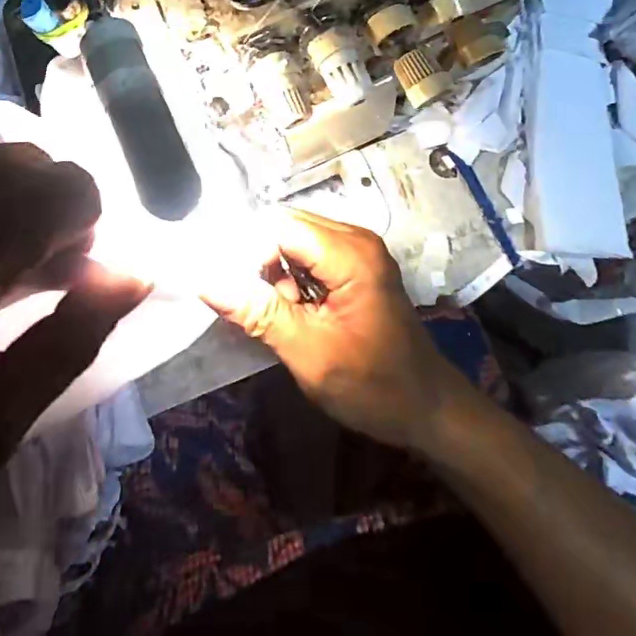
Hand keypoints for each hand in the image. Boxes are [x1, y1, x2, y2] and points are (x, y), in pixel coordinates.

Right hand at [196, 209, 475, 451]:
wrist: (428, 408)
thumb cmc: (374, 386)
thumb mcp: (310, 353)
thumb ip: (258, 313)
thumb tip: (206, 283)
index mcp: (350, 253)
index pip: (278, 226)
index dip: (247, 253)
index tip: (231, 291)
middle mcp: (354, 238)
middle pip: (284, 227)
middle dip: (258, 262)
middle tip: (249, 305)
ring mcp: (357, 249)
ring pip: (293, 240)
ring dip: (273, 272)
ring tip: (274, 314)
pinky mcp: (354, 265)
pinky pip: (308, 255)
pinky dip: (290, 278)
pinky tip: (291, 311)